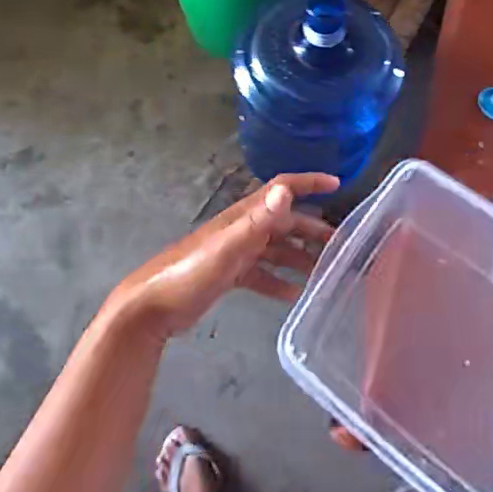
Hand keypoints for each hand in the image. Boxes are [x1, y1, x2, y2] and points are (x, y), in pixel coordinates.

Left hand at [107, 172, 337, 339]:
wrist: (150, 308)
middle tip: (341, 245)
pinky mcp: (229, 275)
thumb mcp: (226, 248)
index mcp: (244, 216)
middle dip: (313, 229)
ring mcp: (235, 252)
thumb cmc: (188, 274)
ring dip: (301, 256)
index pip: (281, 189)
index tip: (337, 184)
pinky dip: (279, 281)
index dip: (308, 183)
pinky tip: (295, 296)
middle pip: (285, 222)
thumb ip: (256, 222)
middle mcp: (243, 228)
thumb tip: (286, 192)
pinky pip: (262, 274)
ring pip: (276, 249)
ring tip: (326, 273)